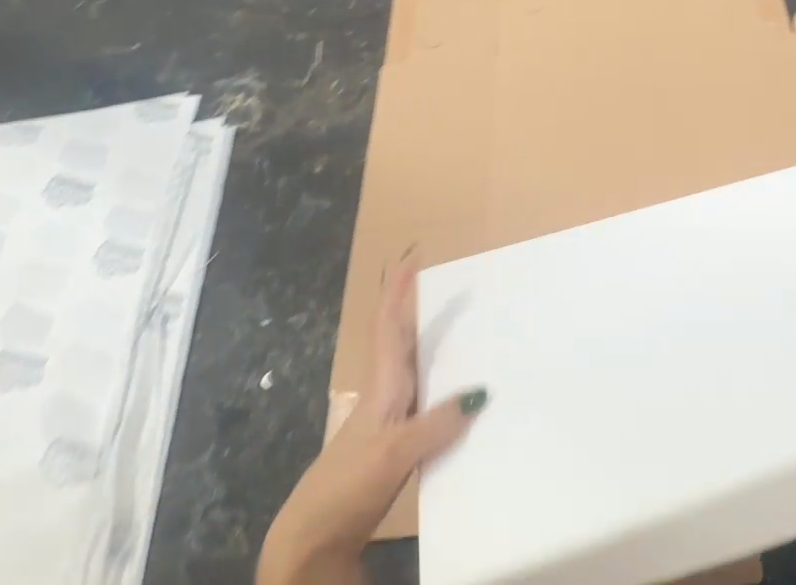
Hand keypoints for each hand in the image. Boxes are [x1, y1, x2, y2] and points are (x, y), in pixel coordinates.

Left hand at [257, 255, 487, 584]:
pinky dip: (447, 393)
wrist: (315, 539)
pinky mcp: (398, 447)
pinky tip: (469, 405)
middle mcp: (387, 396)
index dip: (398, 291)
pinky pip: (428, 405)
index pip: (389, 325)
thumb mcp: (393, 454)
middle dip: (423, 312)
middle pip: (405, 343)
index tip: (412, 256)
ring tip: (472, 335)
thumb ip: (434, 424)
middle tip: (457, 290)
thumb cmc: (346, 485)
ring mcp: (391, 422)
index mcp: (384, 387)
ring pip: (418, 373)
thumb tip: (480, 393)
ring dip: (438, 351)